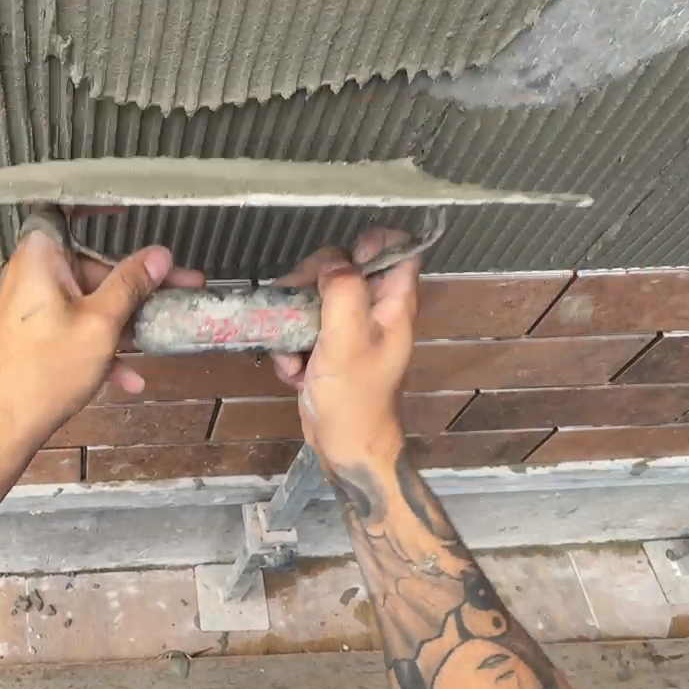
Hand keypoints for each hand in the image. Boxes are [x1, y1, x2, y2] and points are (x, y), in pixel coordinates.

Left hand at [0, 214, 203, 446]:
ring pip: (90, 303)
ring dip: (126, 322)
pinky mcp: (37, 336)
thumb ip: (131, 285)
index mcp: (41, 257)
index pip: (68, 212)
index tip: (130, 207)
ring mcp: (35, 308)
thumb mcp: (101, 324)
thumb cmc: (46, 370)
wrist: (6, 424)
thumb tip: (159, 255)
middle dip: (138, 285)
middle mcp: (34, 275)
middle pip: (94, 268)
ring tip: (167, 334)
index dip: (98, 205)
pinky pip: (77, 330)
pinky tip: (130, 378)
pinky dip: (102, 348)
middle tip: (183, 288)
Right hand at [270, 227, 418, 466]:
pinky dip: (292, 351)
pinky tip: (292, 372)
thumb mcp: (347, 337)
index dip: (371, 242)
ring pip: (316, 303)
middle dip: (310, 285)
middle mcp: (375, 313)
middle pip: (344, 271)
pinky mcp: (328, 353)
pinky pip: (304, 334)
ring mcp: (350, 334)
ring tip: (290, 352)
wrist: (344, 446)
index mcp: (394, 305)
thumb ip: (342, 289)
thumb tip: (332, 260)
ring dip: (293, 324)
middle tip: (289, 296)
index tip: (339, 258)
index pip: (398, 250)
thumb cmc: (353, 395)